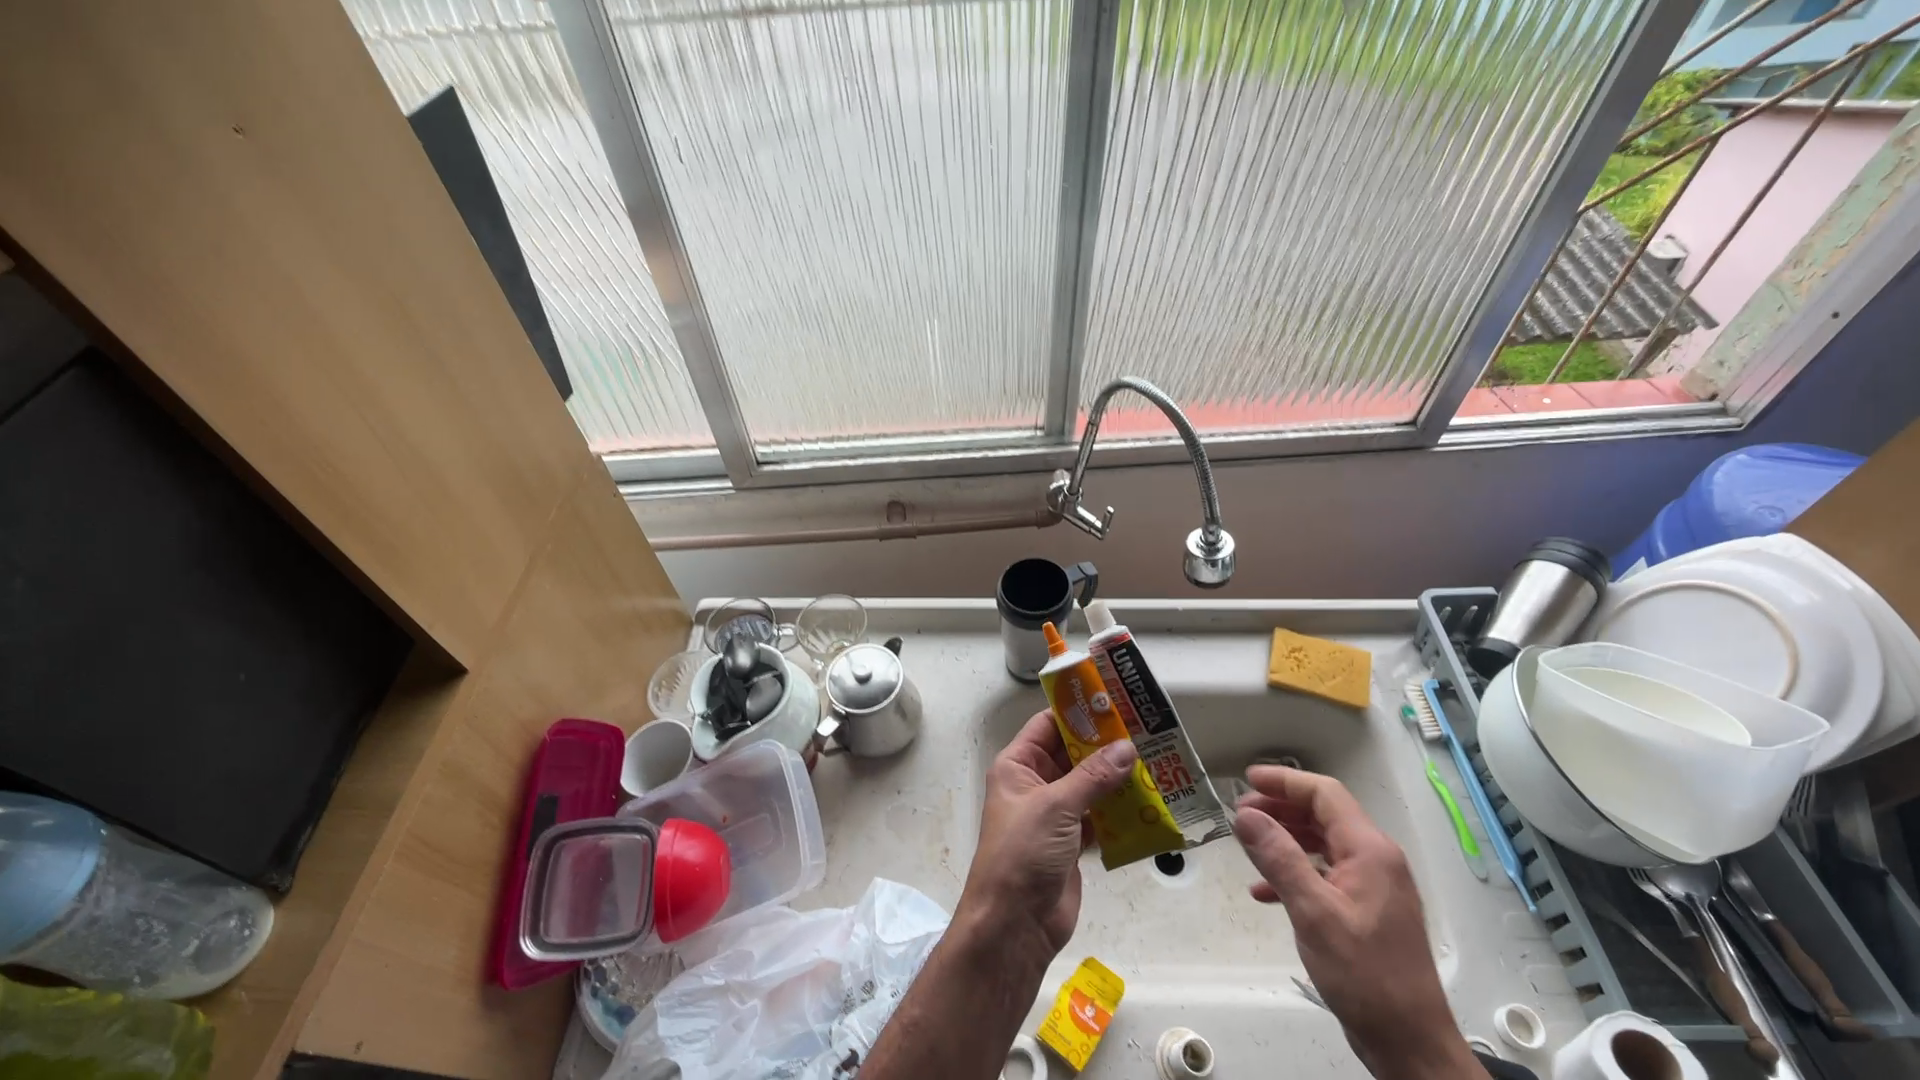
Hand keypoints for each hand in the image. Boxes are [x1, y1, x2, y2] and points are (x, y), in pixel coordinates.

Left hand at [957, 709, 1136, 954]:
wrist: (1014, 924)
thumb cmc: (1023, 853)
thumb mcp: (1056, 807)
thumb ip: (1094, 776)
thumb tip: (1128, 747)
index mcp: (1018, 766)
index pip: (1049, 726)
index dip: (1079, 712)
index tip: (1116, 701)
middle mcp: (1035, 785)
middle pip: (1073, 754)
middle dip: (1107, 745)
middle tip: (1148, 730)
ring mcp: (1054, 815)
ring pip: (1090, 785)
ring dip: (1118, 778)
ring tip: (1157, 761)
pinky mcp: (1072, 843)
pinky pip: (1100, 816)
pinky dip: (1121, 810)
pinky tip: (1150, 801)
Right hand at [1234, 766, 1483, 1079]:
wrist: (1408, 1040)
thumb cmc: (1364, 973)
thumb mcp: (1313, 913)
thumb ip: (1279, 858)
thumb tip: (1245, 815)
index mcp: (1370, 851)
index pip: (1325, 795)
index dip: (1285, 782)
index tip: (1247, 779)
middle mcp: (1376, 860)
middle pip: (1324, 816)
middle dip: (1281, 809)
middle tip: (1240, 814)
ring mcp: (1374, 887)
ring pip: (1323, 845)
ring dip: (1285, 840)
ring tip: (1249, 846)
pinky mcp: (1367, 912)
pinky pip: (1326, 876)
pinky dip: (1295, 875)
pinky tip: (1265, 893)